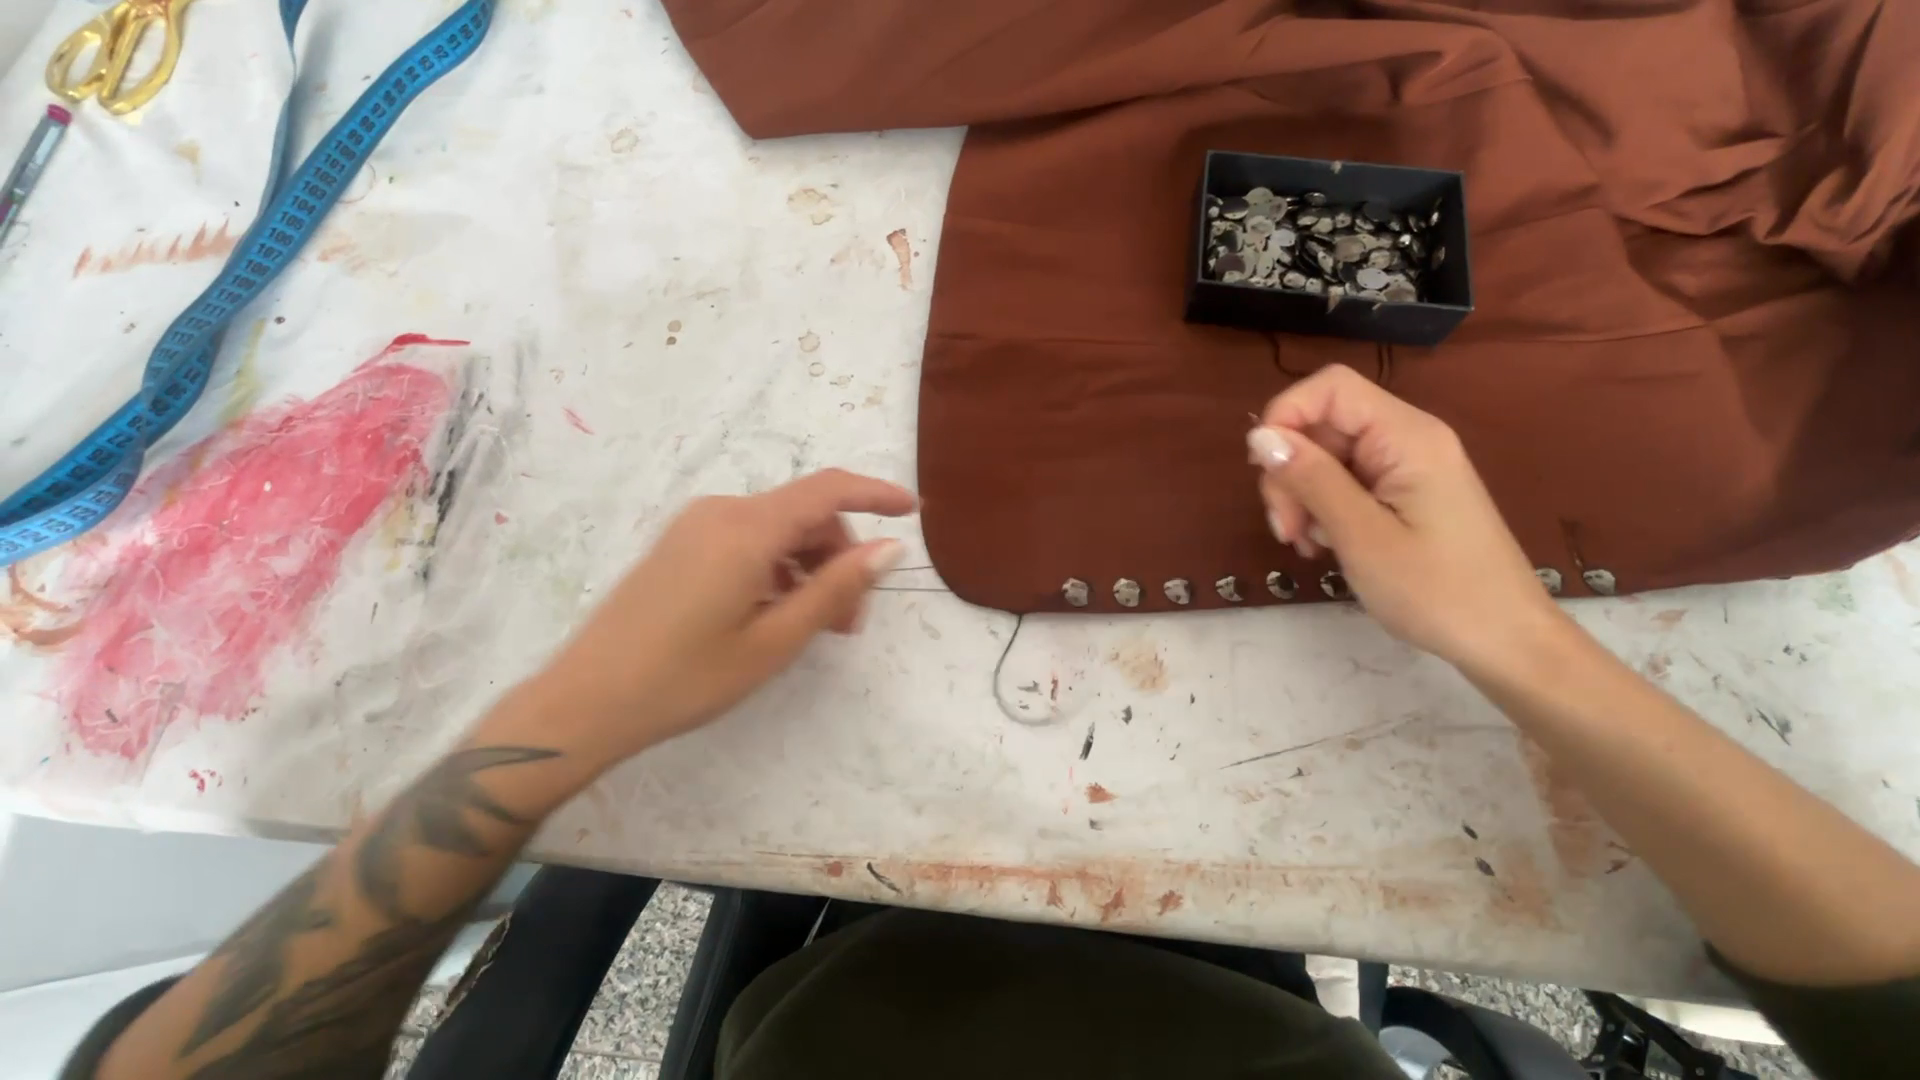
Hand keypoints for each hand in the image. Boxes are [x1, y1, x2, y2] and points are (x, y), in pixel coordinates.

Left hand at [517, 469, 916, 764]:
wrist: (587, 700)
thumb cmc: (687, 677)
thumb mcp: (774, 640)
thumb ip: (836, 588)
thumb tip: (888, 548)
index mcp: (747, 529)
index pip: (828, 489)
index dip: (876, 494)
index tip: (913, 513)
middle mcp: (721, 512)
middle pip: (804, 513)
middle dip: (840, 555)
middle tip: (852, 619)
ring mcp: (695, 527)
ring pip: (777, 530)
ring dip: (810, 567)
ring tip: (818, 627)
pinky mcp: (680, 546)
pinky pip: (747, 541)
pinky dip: (776, 569)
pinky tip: (775, 615)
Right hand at [1248, 366, 1564, 671]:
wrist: (1504, 640)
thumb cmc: (1436, 591)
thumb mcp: (1361, 535)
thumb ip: (1310, 479)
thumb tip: (1259, 435)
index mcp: (1407, 437)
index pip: (1330, 388)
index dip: (1285, 415)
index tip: (1265, 471)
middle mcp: (1407, 439)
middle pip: (1323, 424)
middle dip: (1290, 470)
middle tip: (1286, 529)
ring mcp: (1406, 467)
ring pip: (1327, 456)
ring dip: (1301, 495)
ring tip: (1306, 544)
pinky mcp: (1403, 493)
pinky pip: (1346, 482)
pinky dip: (1322, 508)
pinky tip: (1324, 545)